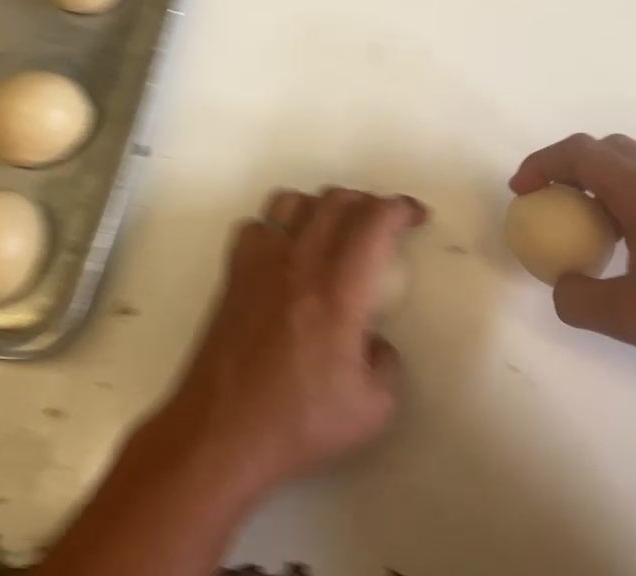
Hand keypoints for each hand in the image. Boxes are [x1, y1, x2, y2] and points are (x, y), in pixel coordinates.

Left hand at [147, 188, 425, 502]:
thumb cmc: (298, 423)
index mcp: (339, 291)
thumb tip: (373, 340)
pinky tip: (286, 250)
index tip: (415, 217)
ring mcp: (260, 265)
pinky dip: (277, 225)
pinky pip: (256, 225)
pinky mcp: (233, 276)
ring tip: (334, 230)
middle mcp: (299, 263)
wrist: (220, 434)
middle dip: (367, 202)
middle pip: (335, 200)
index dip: (400, 208)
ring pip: (292, 201)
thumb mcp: (374, 408)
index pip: (374, 220)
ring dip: (321, 205)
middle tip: (382, 225)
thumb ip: (388, 363)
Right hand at [511, 134, 635, 398]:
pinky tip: (628, 246)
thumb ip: (578, 298)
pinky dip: (627, 200)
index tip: (521, 193)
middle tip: (549, 202)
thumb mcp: (628, 319)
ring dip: (601, 183)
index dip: (543, 164)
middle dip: (570, 167)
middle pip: (611, 150)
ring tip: (584, 227)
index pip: (583, 155)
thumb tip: (562, 285)